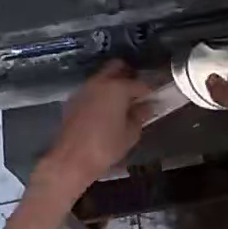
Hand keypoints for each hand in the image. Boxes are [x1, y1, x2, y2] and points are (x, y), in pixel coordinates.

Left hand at [37, 61, 151, 190]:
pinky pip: (91, 90)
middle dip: (129, 75)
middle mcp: (99, 83)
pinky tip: (106, 109)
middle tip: (137, 92)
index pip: (139, 84)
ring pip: (101, 78)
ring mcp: (83, 90)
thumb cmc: (105, 147)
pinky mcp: (73, 101)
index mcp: (117, 88)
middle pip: (116, 68)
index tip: (156, 97)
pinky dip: (100, 94)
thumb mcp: (130, 134)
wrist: (71, 160)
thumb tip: (145, 107)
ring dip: (113, 84)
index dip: (150, 91)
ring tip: (122, 102)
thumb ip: (140, 116)